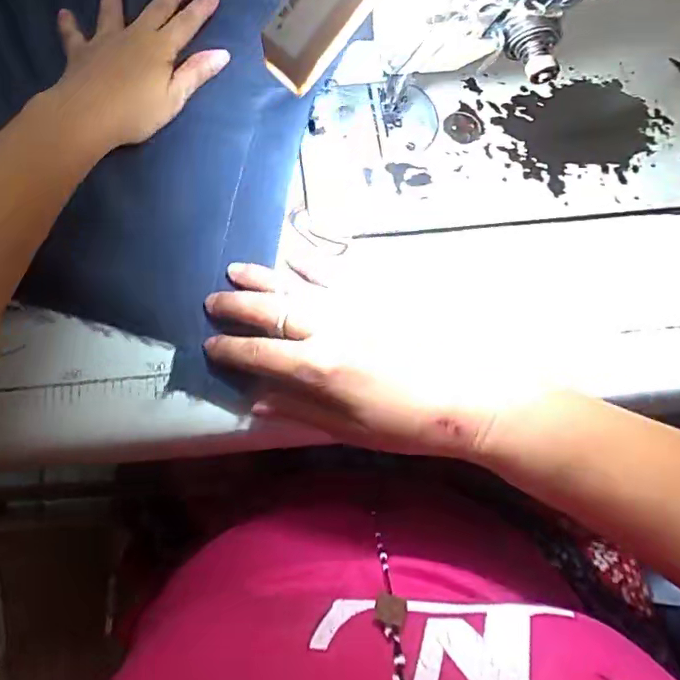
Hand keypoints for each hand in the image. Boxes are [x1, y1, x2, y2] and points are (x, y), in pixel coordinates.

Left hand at [43, 0, 229, 152]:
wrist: (85, 117)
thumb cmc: (134, 114)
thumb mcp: (172, 99)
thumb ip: (195, 74)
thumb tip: (222, 53)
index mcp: (160, 48)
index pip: (186, 24)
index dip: (201, 8)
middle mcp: (134, 36)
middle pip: (157, 10)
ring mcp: (105, 41)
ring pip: (111, 13)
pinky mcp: (80, 53)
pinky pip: (73, 36)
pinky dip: (69, 24)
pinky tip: (63, 13)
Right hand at [203, 260, 551, 459]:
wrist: (469, 396)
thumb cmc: (407, 423)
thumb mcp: (350, 429)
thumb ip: (299, 409)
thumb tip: (256, 398)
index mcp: (320, 368)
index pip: (259, 353)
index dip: (230, 348)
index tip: (210, 343)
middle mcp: (329, 328)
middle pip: (269, 311)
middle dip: (235, 306)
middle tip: (212, 301)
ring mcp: (352, 304)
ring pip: (295, 283)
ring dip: (262, 277)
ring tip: (235, 269)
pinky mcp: (375, 290)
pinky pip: (334, 266)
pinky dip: (309, 257)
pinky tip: (291, 250)